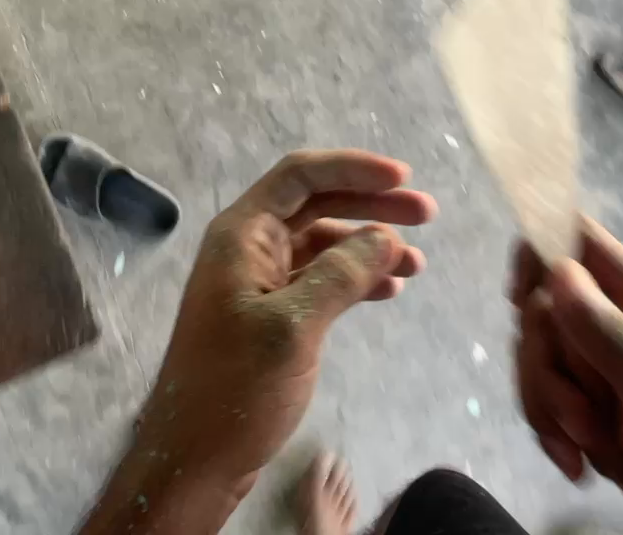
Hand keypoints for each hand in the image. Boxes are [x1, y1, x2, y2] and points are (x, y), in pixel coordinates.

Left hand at [81, 150, 434, 532]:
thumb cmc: (235, 385)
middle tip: (427, 213)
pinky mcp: (272, 312)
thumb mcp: (293, 326)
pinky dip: (354, 280)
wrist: (195, 455)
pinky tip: (388, 290)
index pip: (300, 177)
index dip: (351, 168)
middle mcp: (250, 245)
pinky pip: (319, 279)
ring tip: (417, 264)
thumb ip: (340, 274)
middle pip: (316, 204)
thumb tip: (386, 235)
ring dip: (368, 247)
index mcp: (242, 233)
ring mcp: (260, 279)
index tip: (402, 176)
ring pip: (322, 244)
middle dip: (370, 205)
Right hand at [511, 218, 622, 534]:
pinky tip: (577, 464)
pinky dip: (550, 427)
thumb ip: (611, 338)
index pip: (582, 243)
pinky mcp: (595, 407)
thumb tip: (560, 268)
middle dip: (546, 363)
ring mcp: (610, 369)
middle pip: (545, 307)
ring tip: (585, 450)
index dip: (541, 256)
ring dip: (547, 402)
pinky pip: (545, 393)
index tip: (519, 299)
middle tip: (580, 416)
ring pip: (538, 353)